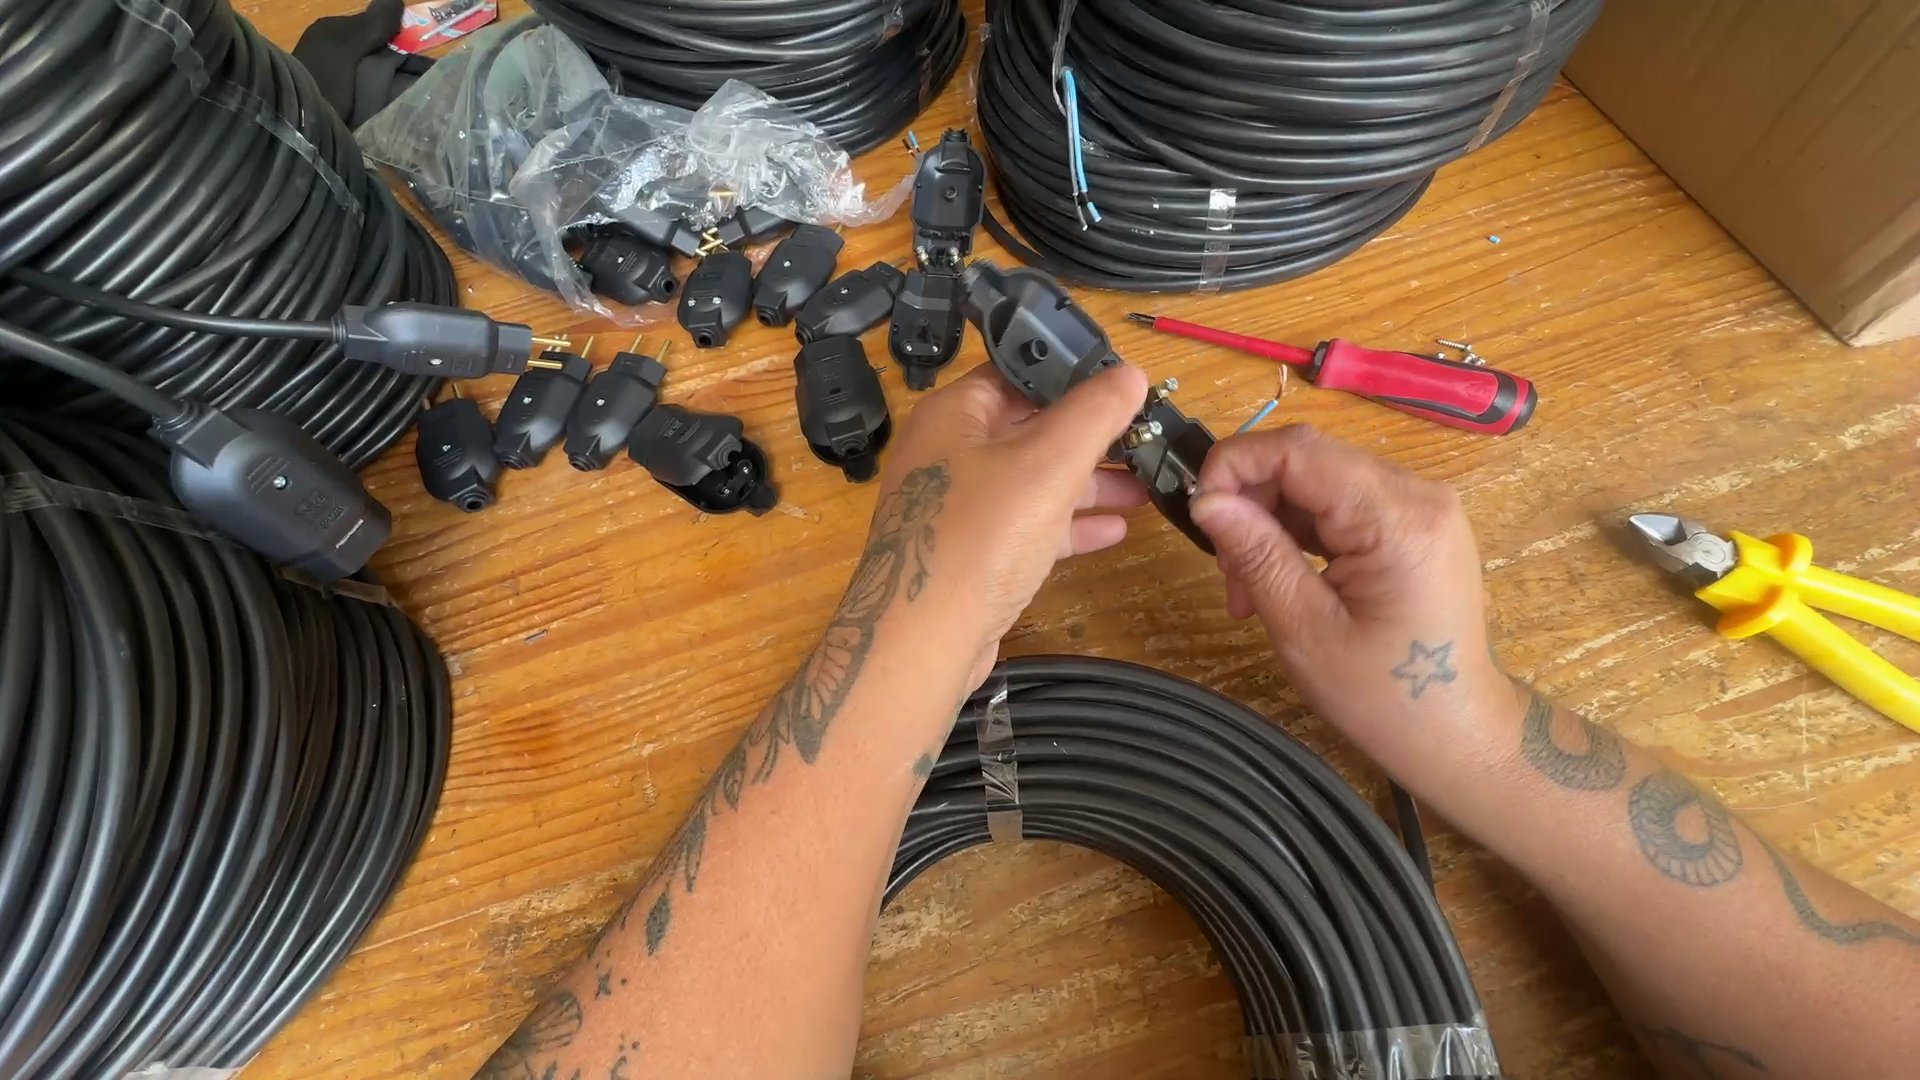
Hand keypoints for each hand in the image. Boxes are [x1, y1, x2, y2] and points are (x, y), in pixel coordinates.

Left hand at [865, 361, 1148, 683]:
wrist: (926, 638)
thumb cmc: (983, 535)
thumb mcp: (1048, 464)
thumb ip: (1093, 415)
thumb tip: (1129, 373)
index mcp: (953, 416)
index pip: (1016, 376)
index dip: (1071, 375)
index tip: (1124, 385)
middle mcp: (948, 455)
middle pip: (1029, 431)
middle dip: (1090, 439)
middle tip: (1145, 441)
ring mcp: (958, 508)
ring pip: (1031, 483)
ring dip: (1086, 486)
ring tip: (1143, 488)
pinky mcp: (970, 553)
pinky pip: (1025, 527)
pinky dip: (1066, 526)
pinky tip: (1113, 532)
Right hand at [1188, 426, 1514, 771]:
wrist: (1456, 733)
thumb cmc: (1381, 695)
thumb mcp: (1303, 628)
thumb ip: (1255, 554)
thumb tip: (1203, 500)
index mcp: (1397, 518)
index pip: (1297, 450)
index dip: (1232, 466)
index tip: (1198, 514)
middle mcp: (1416, 493)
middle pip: (1303, 459)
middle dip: (1248, 502)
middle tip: (1226, 571)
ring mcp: (1417, 504)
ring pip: (1311, 480)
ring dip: (1265, 522)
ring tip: (1248, 587)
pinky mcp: (1408, 521)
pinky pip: (1333, 503)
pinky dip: (1292, 532)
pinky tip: (1279, 576)